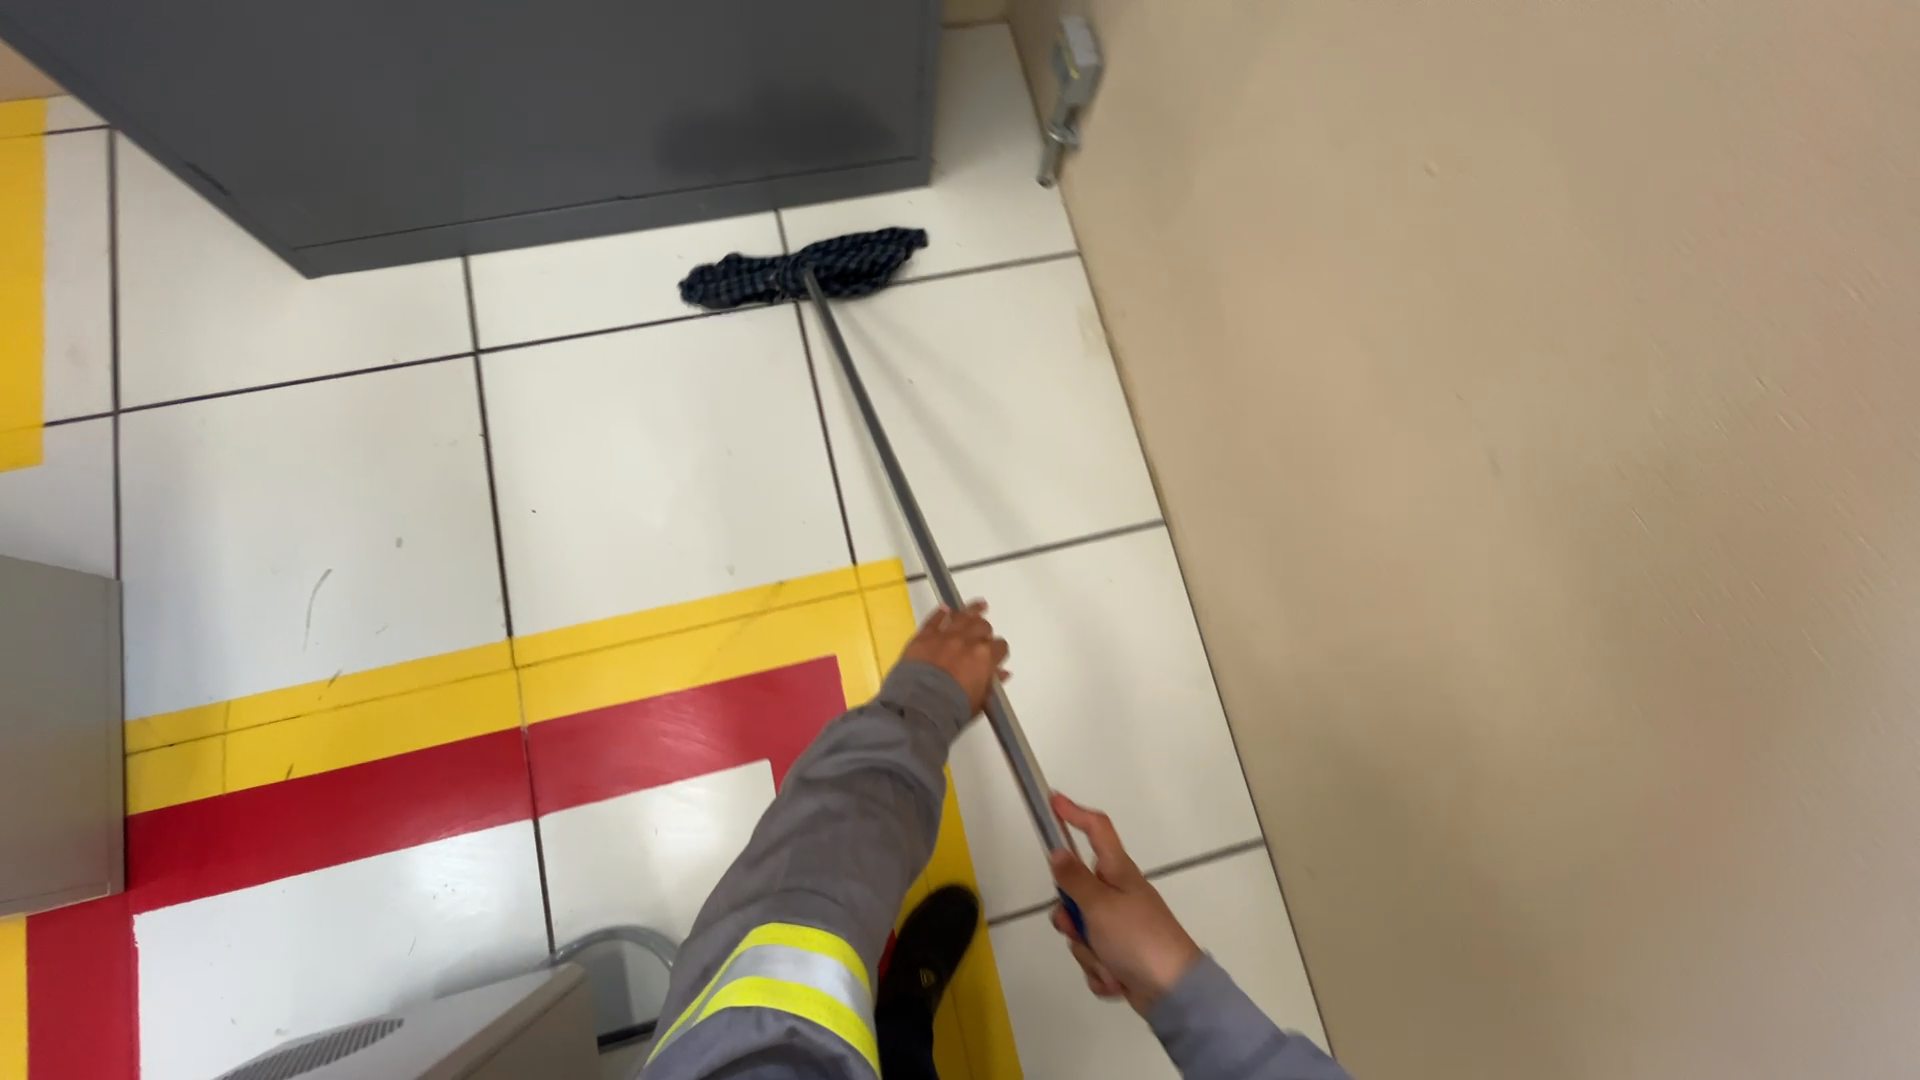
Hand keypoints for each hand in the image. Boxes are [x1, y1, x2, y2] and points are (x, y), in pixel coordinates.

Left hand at [899, 601, 1008, 713]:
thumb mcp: (980, 702)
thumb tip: (1002, 674)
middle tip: (983, 633)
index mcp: (984, 657)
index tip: (995, 654)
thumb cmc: (953, 710)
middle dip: (984, 630)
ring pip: (962, 616)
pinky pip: (934, 620)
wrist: (919, 708)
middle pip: (981, 627)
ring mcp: (944, 636)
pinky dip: (941, 613)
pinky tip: (945, 609)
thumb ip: (991, 684)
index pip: (999, 646)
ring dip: (972, 610)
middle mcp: (967, 641)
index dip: (998, 650)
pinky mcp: (923, 637)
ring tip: (979, 605)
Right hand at [1048, 793, 1202, 1014]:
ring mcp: (1119, 925)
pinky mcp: (1120, 955)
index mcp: (1117, 872)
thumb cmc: (1137, 937)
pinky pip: (1094, 957)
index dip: (1075, 813)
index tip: (1052, 802)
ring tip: (1108, 962)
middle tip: (1077, 928)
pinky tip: (1116, 979)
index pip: (1096, 829)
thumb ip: (1073, 879)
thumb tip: (1057, 852)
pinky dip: (1100, 971)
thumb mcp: (1099, 905)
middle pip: (1076, 891)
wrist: (1174, 992)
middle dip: (1070, 918)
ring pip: (1081, 929)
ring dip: (1088, 952)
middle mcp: (1117, 894)